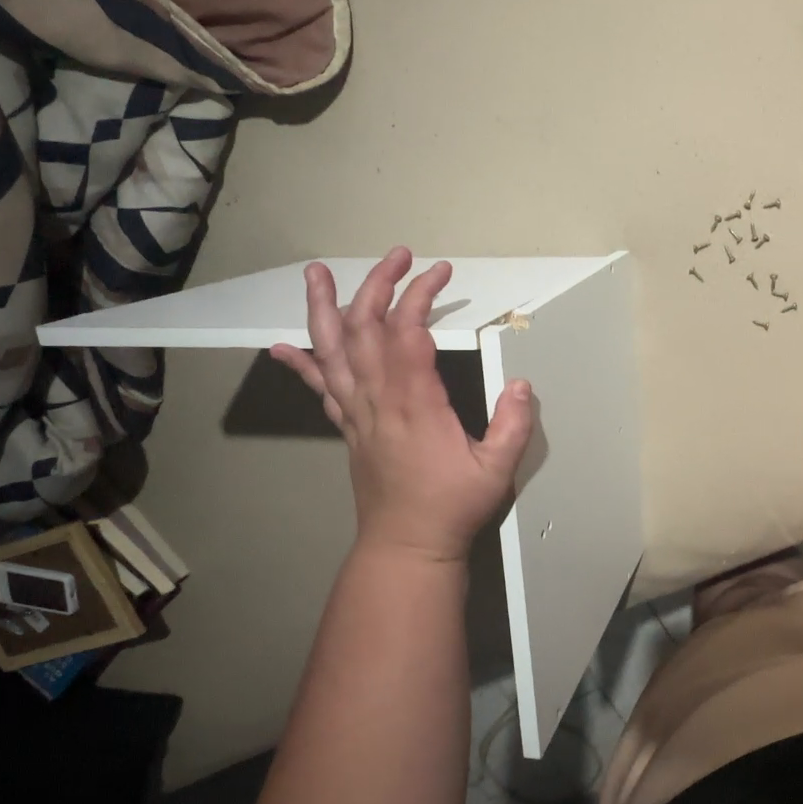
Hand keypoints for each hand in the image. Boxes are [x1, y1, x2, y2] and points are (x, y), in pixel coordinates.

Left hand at [270, 247, 534, 563]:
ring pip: (333, 351)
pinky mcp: (349, 428)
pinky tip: (281, 346)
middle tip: (398, 256)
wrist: (405, 548)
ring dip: (325, 310)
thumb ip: (512, 425)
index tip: (439, 272)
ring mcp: (357, 414)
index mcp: (414, 405)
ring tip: (316, 274)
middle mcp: (378, 401)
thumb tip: (521, 383)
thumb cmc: (453, 507)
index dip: (419, 297)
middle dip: (377, 286)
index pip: (407, 334)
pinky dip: (302, 364)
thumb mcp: (497, 470)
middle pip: (365, 330)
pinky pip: (320, 388)